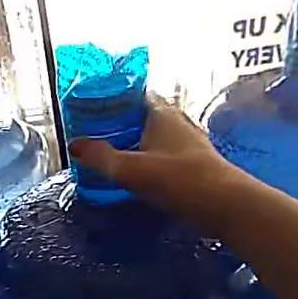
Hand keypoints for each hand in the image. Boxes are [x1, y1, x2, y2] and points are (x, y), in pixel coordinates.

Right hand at [67, 95, 267, 234]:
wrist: (224, 206)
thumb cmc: (179, 181)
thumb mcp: (131, 170)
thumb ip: (100, 157)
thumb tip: (73, 145)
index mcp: (162, 113)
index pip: (134, 93)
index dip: (113, 97)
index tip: (92, 107)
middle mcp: (177, 122)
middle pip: (144, 114)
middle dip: (122, 121)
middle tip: (97, 133)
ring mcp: (189, 142)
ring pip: (156, 134)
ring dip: (137, 141)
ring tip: (113, 153)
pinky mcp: (195, 163)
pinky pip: (165, 153)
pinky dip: (150, 157)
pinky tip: (139, 172)